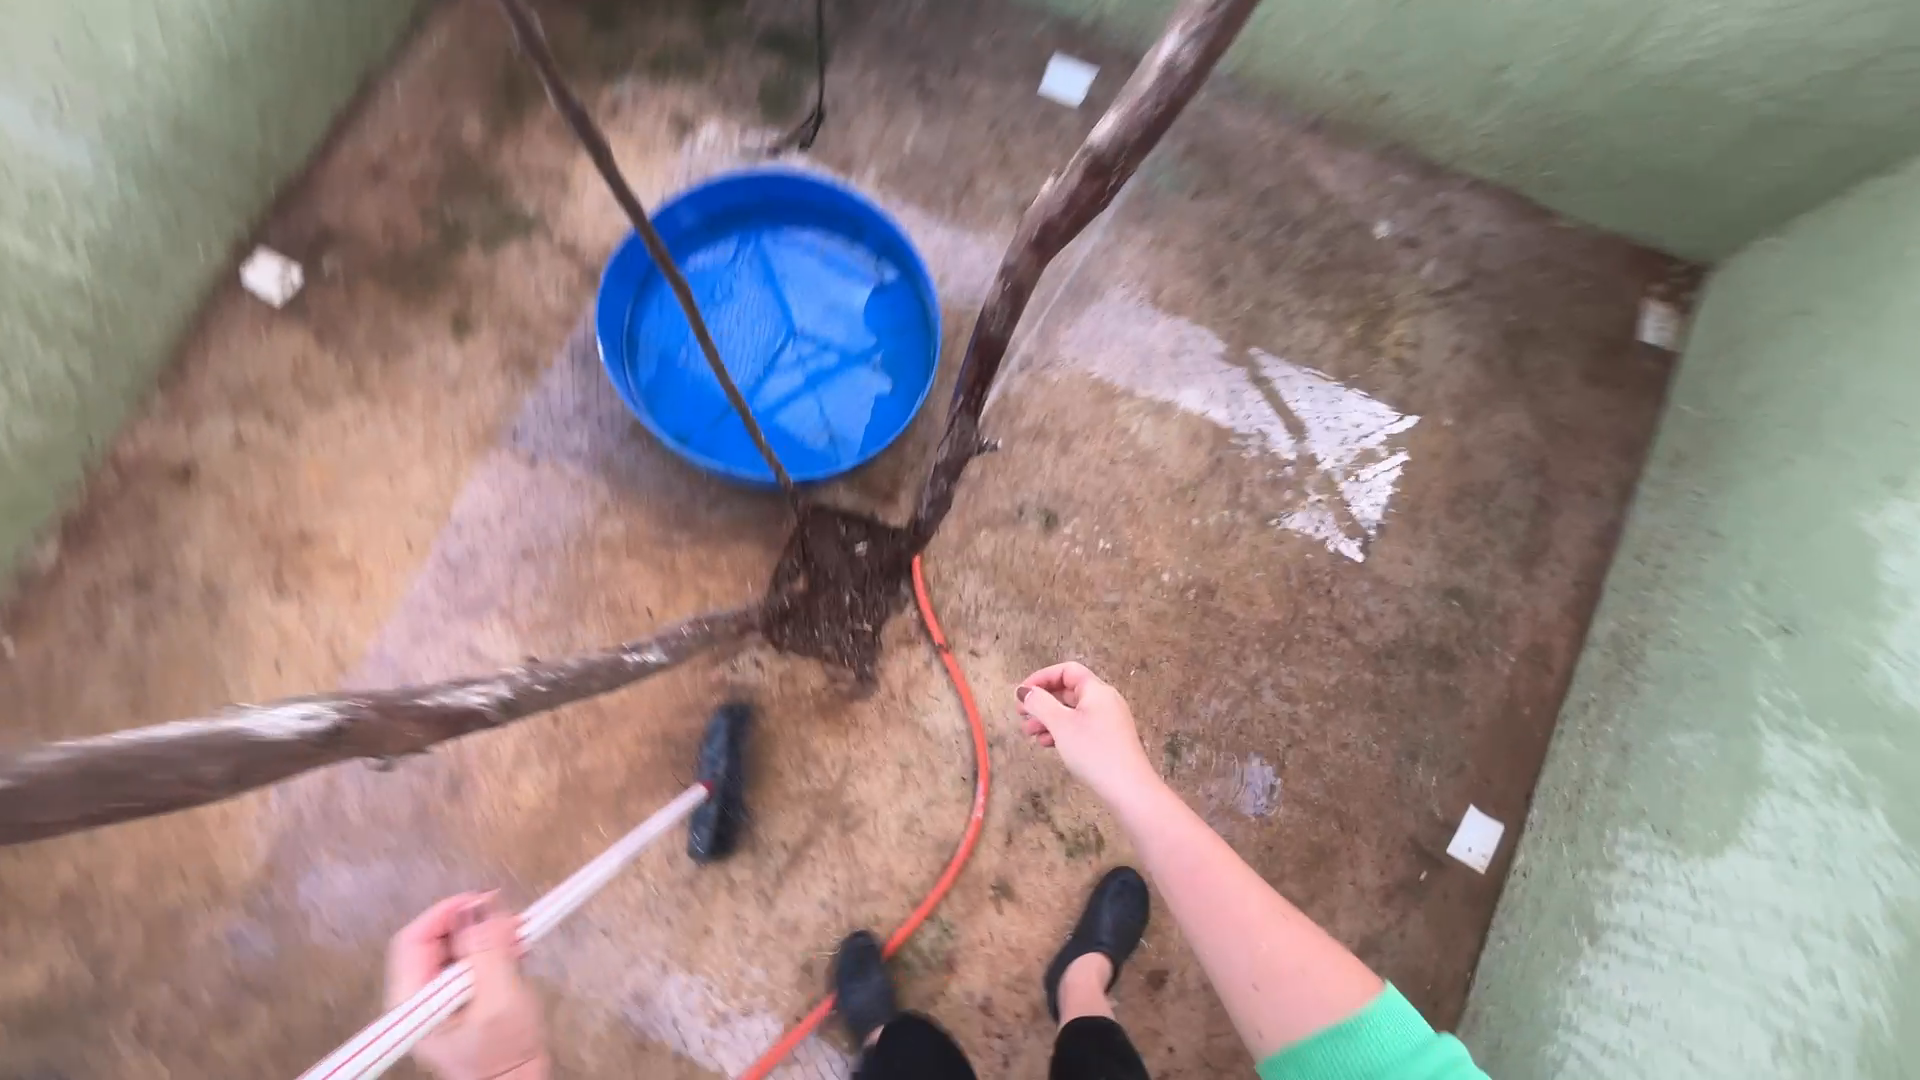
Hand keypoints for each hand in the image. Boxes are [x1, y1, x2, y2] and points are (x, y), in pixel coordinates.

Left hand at [386, 892, 548, 1079]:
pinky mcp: (460, 998)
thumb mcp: (500, 999)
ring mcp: (439, 999)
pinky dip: (493, 948)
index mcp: (414, 1001)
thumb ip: (488, 952)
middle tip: (513, 922)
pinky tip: (516, 952)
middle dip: (476, 923)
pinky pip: (470, 960)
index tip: (487, 899)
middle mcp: (419, 997)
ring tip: (519, 938)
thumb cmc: (504, 1050)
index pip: (414, 940)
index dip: (448, 912)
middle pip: (436, 940)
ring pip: (456, 947)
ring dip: (489, 934)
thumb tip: (478, 905)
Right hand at [1017, 662, 1161, 805]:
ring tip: (1029, 733)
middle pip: (1068, 691)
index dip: (1042, 678)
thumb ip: (1040, 703)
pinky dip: (1061, 731)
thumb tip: (1025, 691)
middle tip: (1021, 714)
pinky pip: (1080, 726)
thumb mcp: (1061, 724)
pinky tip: (1047, 744)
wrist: (1129, 789)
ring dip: (1048, 718)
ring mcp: (1108, 721)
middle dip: (1042, 701)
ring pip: (1071, 711)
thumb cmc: (1093, 751)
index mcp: (1096, 690)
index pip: (1067, 671)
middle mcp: (1104, 701)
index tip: (1022, 693)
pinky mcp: (1108, 739)